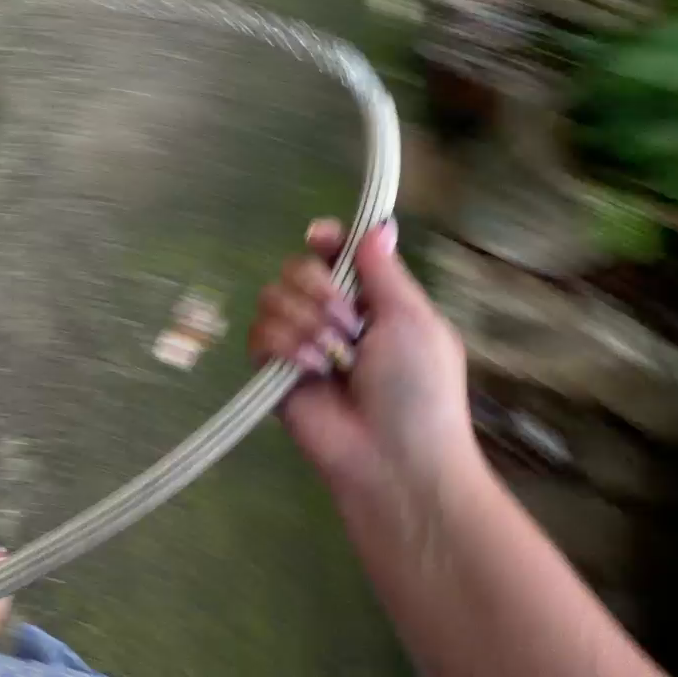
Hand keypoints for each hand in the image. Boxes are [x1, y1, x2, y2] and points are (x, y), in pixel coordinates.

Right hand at [251, 220, 478, 496]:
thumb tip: (380, 224)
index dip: (323, 241)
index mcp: (367, 300)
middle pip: (293, 268)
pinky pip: (258, 332)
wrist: (391, 453)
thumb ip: (385, 273)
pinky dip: (286, 349)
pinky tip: (310, 372)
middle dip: (319, 293)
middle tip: (349, 325)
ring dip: (307, 326)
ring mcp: (295, 339)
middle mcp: (326, 313)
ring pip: (271, 298)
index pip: (331, 251)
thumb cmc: (419, 389)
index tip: (321, 240)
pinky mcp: (269, 365)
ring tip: (333, 359)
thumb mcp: (414, 323)